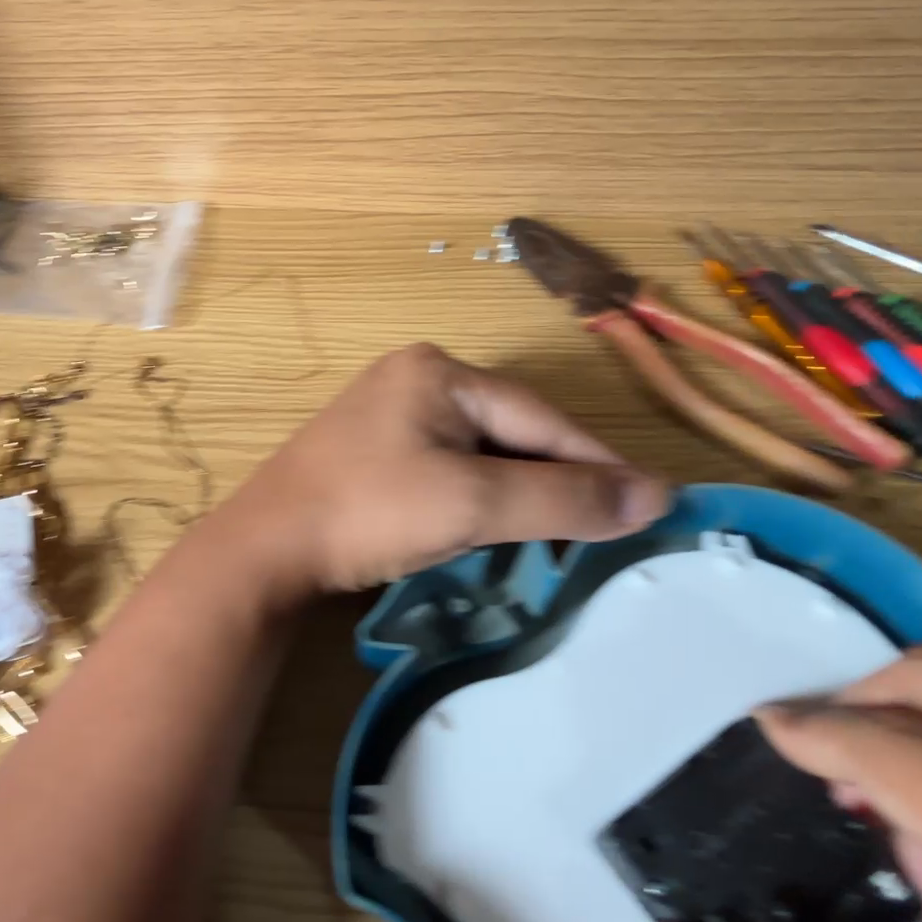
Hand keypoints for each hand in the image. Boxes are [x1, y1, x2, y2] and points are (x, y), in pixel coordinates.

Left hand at [215, 343, 671, 599]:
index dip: (597, 464)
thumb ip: (561, 497)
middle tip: (607, 527)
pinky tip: (493, 524)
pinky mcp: (372, 451)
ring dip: (521, 490)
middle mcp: (415, 379)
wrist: (266, 549)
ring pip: (481, 451)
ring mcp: (388, 414)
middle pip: (512, 430)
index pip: (540, 417)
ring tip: (562, 532)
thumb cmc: (368, 513)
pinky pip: (447, 466)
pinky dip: (479, 496)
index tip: (652, 505)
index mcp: (438, 372)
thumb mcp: (471, 503)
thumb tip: (655, 496)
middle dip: (558, 478)